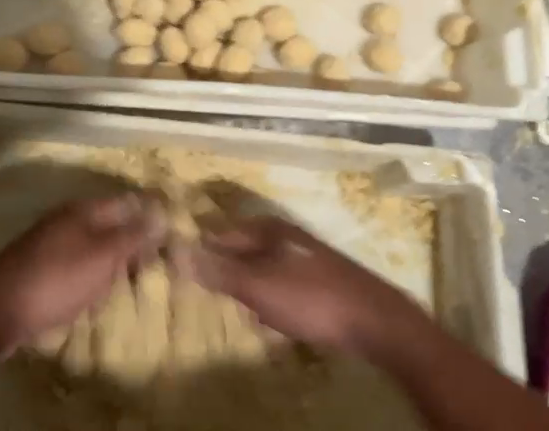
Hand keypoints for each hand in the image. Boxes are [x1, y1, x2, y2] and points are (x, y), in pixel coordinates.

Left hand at [0, 194, 165, 349]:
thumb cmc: (56, 279)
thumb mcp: (102, 257)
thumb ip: (134, 236)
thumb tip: (163, 213)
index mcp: (85, 210)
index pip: (128, 203)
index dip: (152, 215)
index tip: (173, 236)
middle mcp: (68, 220)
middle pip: (111, 224)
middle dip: (134, 241)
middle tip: (156, 265)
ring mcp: (51, 245)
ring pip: (94, 246)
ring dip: (113, 262)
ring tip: (130, 283)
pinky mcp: (40, 270)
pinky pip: (77, 267)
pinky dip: (92, 278)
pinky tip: (96, 296)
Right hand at [177, 215, 425, 355]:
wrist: (372, 318)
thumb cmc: (310, 298)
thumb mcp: (258, 286)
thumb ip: (219, 270)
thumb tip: (176, 249)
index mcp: (268, 229)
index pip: (220, 233)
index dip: (199, 249)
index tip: (176, 269)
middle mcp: (284, 235)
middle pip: (241, 247)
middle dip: (221, 267)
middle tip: (200, 292)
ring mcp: (302, 256)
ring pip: (261, 266)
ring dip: (245, 285)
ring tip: (231, 307)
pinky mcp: (317, 279)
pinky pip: (279, 284)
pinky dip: (268, 297)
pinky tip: (268, 318)